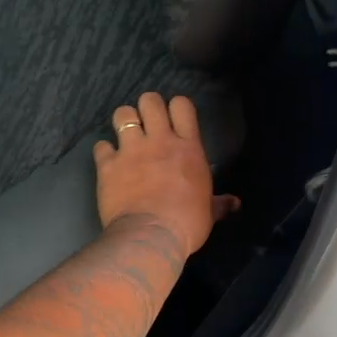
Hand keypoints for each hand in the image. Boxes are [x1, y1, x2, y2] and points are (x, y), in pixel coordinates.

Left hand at [94, 92, 238, 254]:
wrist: (151, 236)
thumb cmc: (187, 223)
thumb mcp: (209, 212)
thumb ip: (219, 203)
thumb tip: (236, 204)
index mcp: (188, 147)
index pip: (182, 105)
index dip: (176, 107)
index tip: (174, 119)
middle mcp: (159, 141)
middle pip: (150, 101)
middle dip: (147, 107)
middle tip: (148, 123)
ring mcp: (131, 150)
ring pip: (122, 114)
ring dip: (124, 121)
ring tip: (126, 135)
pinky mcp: (108, 165)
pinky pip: (101, 146)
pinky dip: (104, 152)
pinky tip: (108, 162)